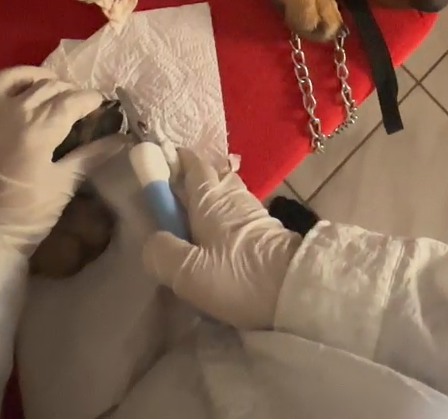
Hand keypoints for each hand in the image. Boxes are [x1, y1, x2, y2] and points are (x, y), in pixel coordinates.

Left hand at [0, 64, 122, 254]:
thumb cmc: (25, 217)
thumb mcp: (63, 185)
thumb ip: (91, 156)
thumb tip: (122, 139)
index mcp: (40, 128)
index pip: (72, 101)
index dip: (90, 99)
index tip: (100, 105)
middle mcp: (10, 114)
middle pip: (45, 87)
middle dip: (66, 89)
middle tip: (76, 101)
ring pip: (5, 80)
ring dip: (26, 75)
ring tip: (39, 81)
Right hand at [139, 154, 301, 328]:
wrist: (294, 287)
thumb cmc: (238, 275)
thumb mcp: (189, 272)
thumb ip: (162, 252)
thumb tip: (152, 241)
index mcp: (211, 196)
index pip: (192, 163)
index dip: (174, 160)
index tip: (155, 166)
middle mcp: (232, 194)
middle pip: (208, 177)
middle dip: (188, 184)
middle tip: (167, 207)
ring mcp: (250, 208)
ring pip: (222, 195)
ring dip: (205, 204)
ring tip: (187, 231)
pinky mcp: (262, 227)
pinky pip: (234, 212)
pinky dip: (220, 219)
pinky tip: (213, 242)